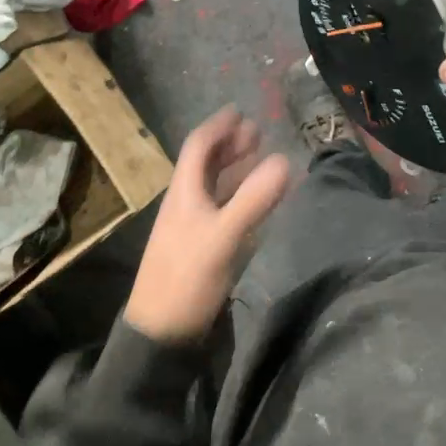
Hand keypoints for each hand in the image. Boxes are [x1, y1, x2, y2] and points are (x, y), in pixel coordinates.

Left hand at [124, 107, 289, 344]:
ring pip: (213, 187)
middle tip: (256, 132)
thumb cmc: (187, 278)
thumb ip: (254, 199)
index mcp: (183, 193)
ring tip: (259, 157)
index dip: (218, 127)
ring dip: (234, 169)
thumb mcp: (224, 237)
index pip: (198, 147)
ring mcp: (190, 227)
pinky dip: (238, 197)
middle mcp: (185, 203)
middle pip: (205, 164)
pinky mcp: (199, 249)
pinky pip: (220, 209)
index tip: (238, 111)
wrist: (160, 333)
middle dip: (230, 145)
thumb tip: (286, 159)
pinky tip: (253, 202)